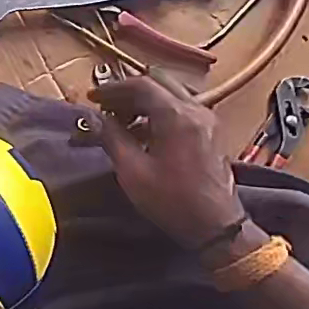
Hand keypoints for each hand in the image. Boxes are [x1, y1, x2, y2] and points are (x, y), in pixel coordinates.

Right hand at [88, 70, 248, 248]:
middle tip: (107, 106)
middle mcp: (196, 110)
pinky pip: (182, 108)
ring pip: (171, 93)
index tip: (93, 98)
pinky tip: (143, 132)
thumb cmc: (172, 200)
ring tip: (122, 121)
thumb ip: (112, 138)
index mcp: (176, 116)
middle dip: (129, 91)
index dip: (113, 89)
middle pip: (159, 82)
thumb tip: (97, 119)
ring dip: (145, 101)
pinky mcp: (211, 132)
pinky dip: (159, 111)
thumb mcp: (133, 171)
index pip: (141, 85)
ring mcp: (207, 120)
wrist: (215, 226)